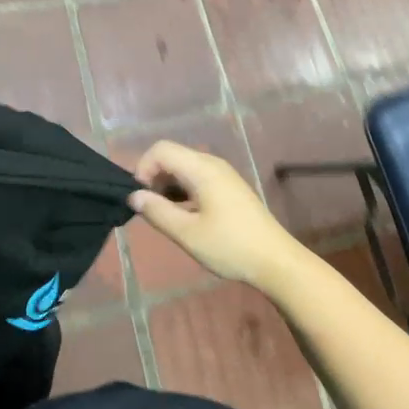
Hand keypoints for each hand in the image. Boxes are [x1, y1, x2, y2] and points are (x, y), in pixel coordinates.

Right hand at [128, 141, 302, 288]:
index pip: (161, 149)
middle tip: (149, 210)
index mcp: (202, 168)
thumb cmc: (229, 246)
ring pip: (184, 167)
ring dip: (167, 185)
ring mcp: (222, 174)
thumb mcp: (188, 233)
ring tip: (164, 215)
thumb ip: (158, 212)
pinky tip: (183, 215)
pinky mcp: (228, 186)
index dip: (143, 168)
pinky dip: (182, 190)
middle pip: (173, 155)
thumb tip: (134, 196)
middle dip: (153, 177)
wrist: (274, 259)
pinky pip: (197, 177)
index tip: (139, 198)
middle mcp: (212, 163)